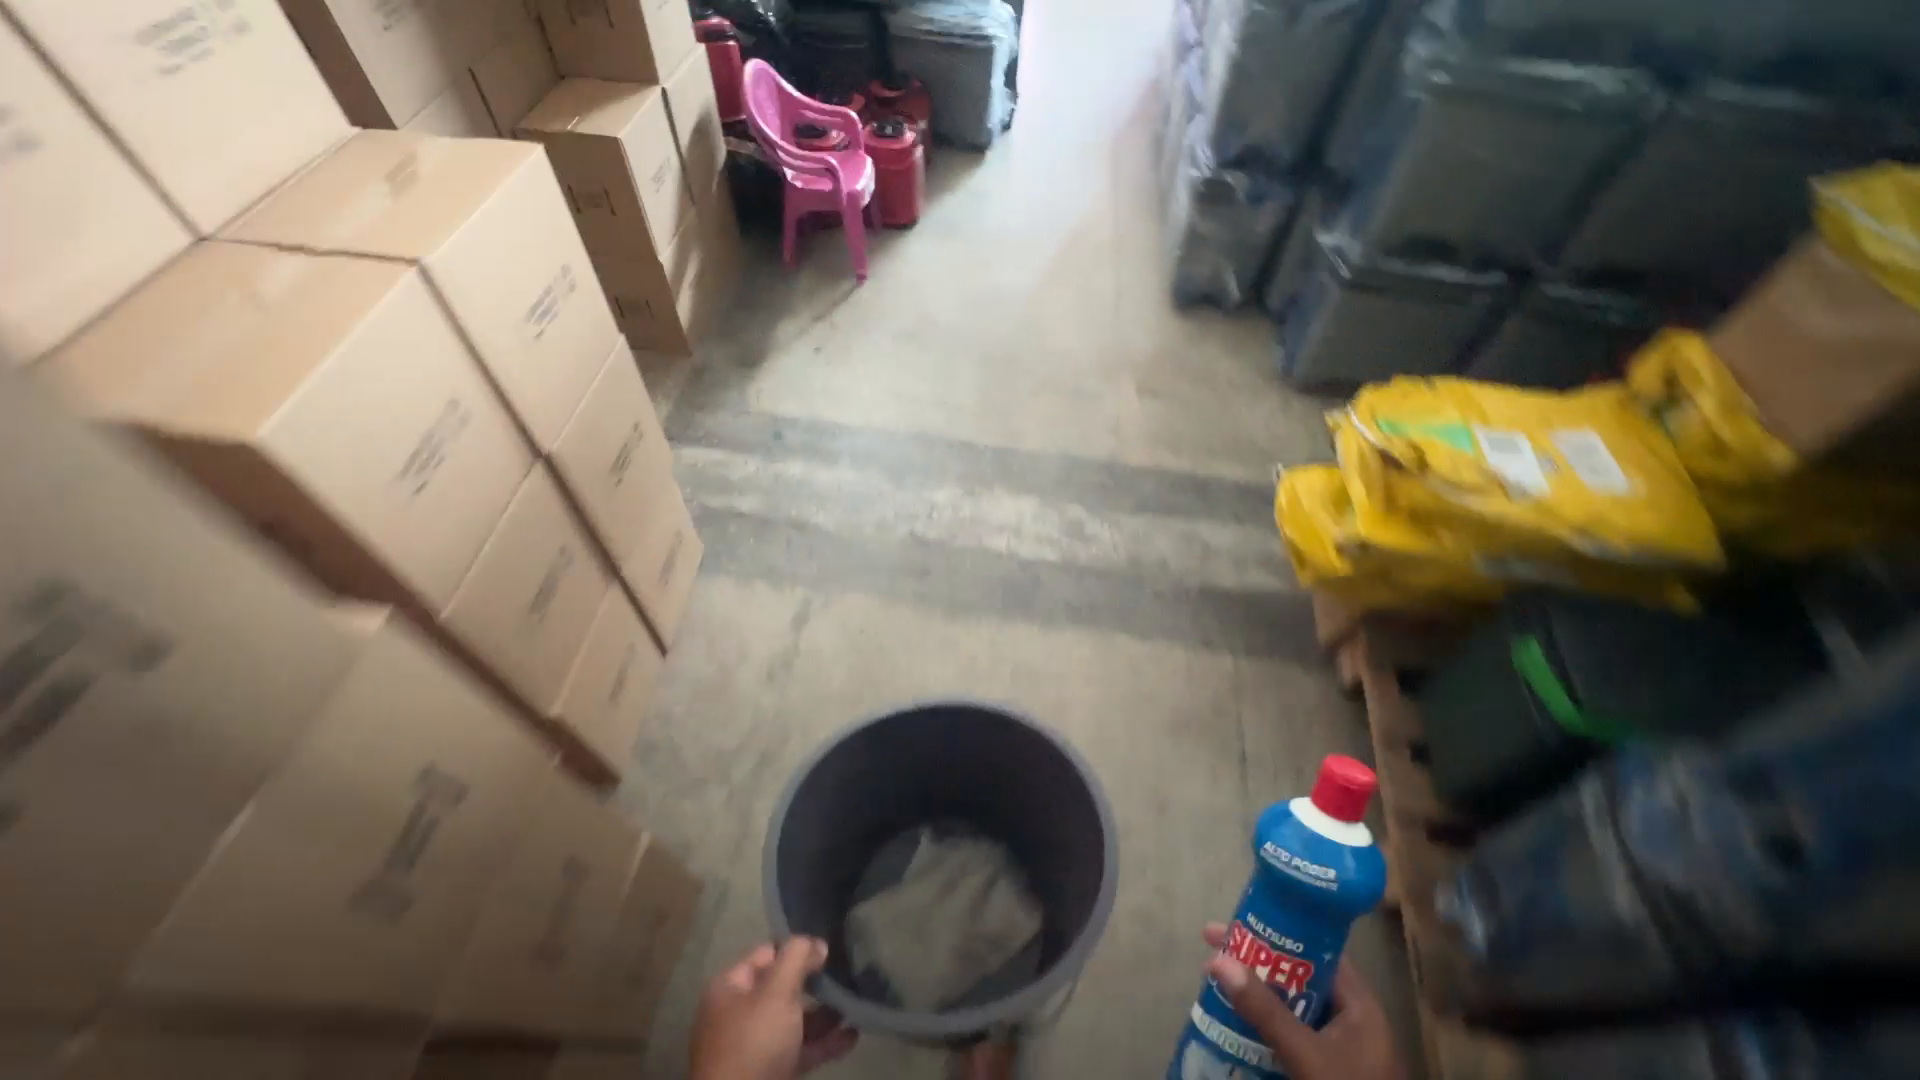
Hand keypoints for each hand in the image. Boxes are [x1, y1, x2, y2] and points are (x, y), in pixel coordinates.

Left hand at [690, 937, 858, 1079]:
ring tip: (855, 1006)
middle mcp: (740, 1014)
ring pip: (795, 1021)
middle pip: (783, 988)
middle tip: (847, 975)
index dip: (797, 948)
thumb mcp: (776, 992)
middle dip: (815, 983)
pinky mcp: (771, 1072)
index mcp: (731, 988)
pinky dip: (824, 1043)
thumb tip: (817, 943)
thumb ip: (798, 959)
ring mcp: (755, 1046)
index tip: (829, 948)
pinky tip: (852, 1036)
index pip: (767, 954)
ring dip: (825, 1014)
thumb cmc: (754, 1042)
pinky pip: (800, 1050)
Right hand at [1201, 923, 1405, 1079]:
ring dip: (1258, 998)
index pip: (1315, 951)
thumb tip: (1218, 959)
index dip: (1276, 934)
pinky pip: (1294, 1036)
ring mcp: (1342, 1048)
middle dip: (1257, 965)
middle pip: (1300, 978)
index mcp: (1358, 1003)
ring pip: (1294, 1008)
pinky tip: (1237, 1030)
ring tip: (1217, 986)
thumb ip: (1265, 1011)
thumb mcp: (1306, 1055)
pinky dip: (1267, 1028)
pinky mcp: (1330, 1071)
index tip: (1234, 926)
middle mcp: (1352, 1019)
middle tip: (1213, 954)